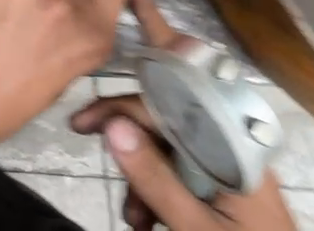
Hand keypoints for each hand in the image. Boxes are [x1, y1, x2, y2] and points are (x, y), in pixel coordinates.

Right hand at [70, 0, 297, 230]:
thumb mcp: (197, 228)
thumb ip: (156, 179)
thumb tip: (112, 125)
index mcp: (231, 145)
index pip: (171, 96)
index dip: (125, 95)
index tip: (84, 116)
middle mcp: (229, 145)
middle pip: (164, 117)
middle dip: (125, 135)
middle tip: (82, 139)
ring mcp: (226, 165)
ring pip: (166, 145)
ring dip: (139, 172)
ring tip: (134, 216)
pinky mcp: (223, 186)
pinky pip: (178, 169)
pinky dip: (156, 187)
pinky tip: (146, 217)